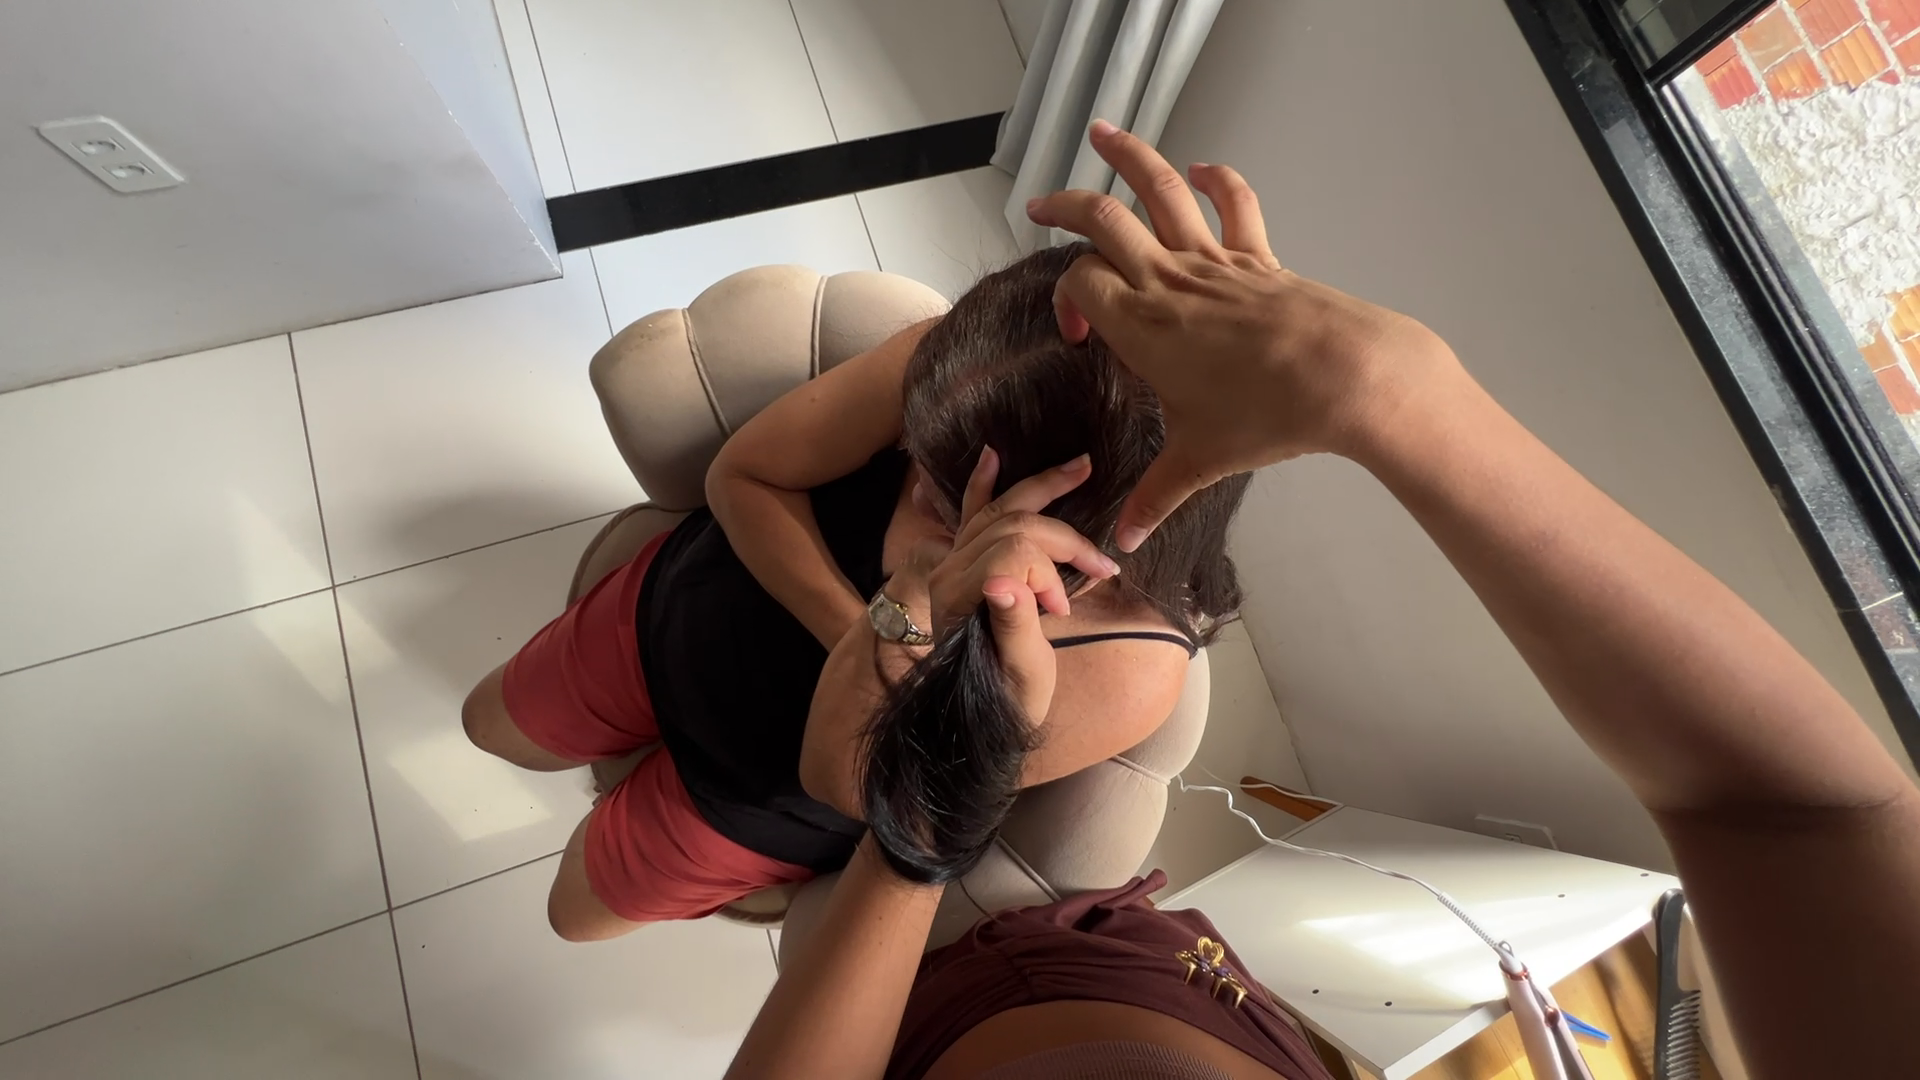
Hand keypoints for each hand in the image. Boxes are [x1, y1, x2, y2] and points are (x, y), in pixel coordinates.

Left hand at [887, 449, 1118, 723]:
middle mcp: (947, 574)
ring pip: (997, 509)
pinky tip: (992, 456)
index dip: (1046, 572)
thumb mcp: (1019, 675)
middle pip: (1009, 525)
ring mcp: (951, 564)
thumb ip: (1012, 626)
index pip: (1009, 553)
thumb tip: (1006, 583)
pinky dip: (982, 485)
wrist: (977, 715)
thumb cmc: (1005, 703)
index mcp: (958, 601)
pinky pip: (969, 514)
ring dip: (1041, 489)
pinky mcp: (961, 562)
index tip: (1064, 608)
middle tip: (1097, 565)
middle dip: (1060, 539)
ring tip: (1079, 468)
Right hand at [1026, 120, 1463, 550]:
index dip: (1064, 301)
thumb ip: (1153, 498)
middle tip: (1038, 206)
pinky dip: (1215, 181)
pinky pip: (1233, 204)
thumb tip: (1123, 543)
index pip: (1078, 282)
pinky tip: (1199, 170)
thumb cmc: (1264, 416)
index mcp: (1141, 324)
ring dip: (1130, 156)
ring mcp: (1215, 262)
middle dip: (1064, 204)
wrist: (1348, 378)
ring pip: (1162, 191)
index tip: (1076, 337)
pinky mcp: (1258, 257)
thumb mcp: (1197, 461)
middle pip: (1104, 218)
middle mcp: (1169, 281)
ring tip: (1102, 131)